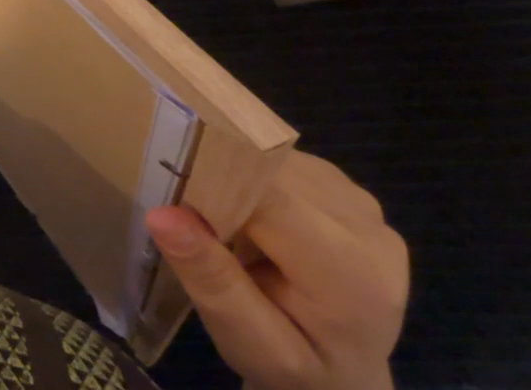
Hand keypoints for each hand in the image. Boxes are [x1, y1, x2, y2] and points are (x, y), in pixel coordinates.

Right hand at [147, 152, 408, 389]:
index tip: (174, 198)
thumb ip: (213, 283)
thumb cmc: (294, 367)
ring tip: (228, 227)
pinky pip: (285, 165)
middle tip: (195, 223)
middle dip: (221, 185)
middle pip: (270, 173)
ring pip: (273, 162)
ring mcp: (364, 207)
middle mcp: (368, 229)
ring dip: (238, 181)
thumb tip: (163, 215)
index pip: (268, 196)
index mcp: (349, 273)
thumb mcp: (248, 343)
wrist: (348, 376)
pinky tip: (257, 220)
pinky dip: (257, 181)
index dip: (214, 185)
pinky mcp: (352, 194)